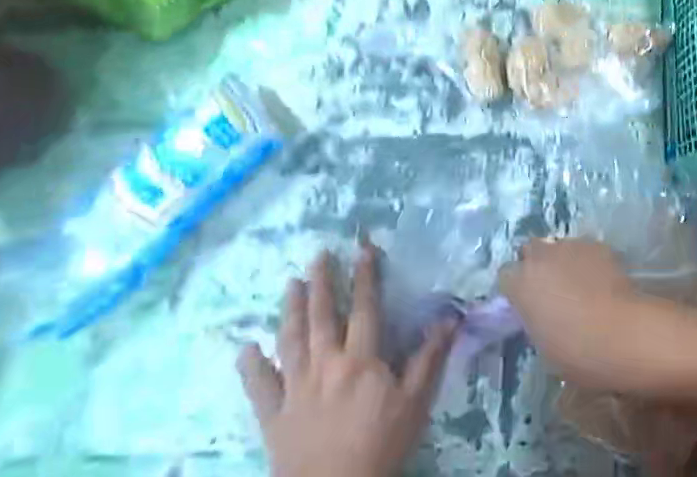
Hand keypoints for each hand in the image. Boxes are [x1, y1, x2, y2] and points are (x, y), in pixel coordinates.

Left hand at [238, 244, 456, 476]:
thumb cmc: (380, 447)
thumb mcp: (415, 404)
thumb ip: (430, 359)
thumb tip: (450, 317)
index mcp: (360, 359)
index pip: (365, 307)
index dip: (366, 276)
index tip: (364, 248)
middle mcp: (325, 364)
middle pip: (322, 316)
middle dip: (322, 282)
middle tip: (319, 255)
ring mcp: (295, 388)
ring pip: (291, 340)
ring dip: (291, 309)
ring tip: (291, 283)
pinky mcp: (273, 416)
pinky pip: (259, 386)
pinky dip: (251, 366)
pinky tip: (246, 347)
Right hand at [499, 239, 678, 394]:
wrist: (622, 332)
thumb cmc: (576, 351)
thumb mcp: (542, 342)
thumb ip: (534, 317)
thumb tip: (541, 310)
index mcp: (521, 283)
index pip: (506, 275)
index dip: (515, 288)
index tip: (525, 303)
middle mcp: (542, 256)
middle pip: (530, 250)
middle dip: (536, 265)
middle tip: (549, 288)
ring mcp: (571, 245)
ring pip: (558, 247)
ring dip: (562, 261)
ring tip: (579, 284)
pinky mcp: (597, 244)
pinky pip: (584, 250)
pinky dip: (587, 261)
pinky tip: (600, 281)